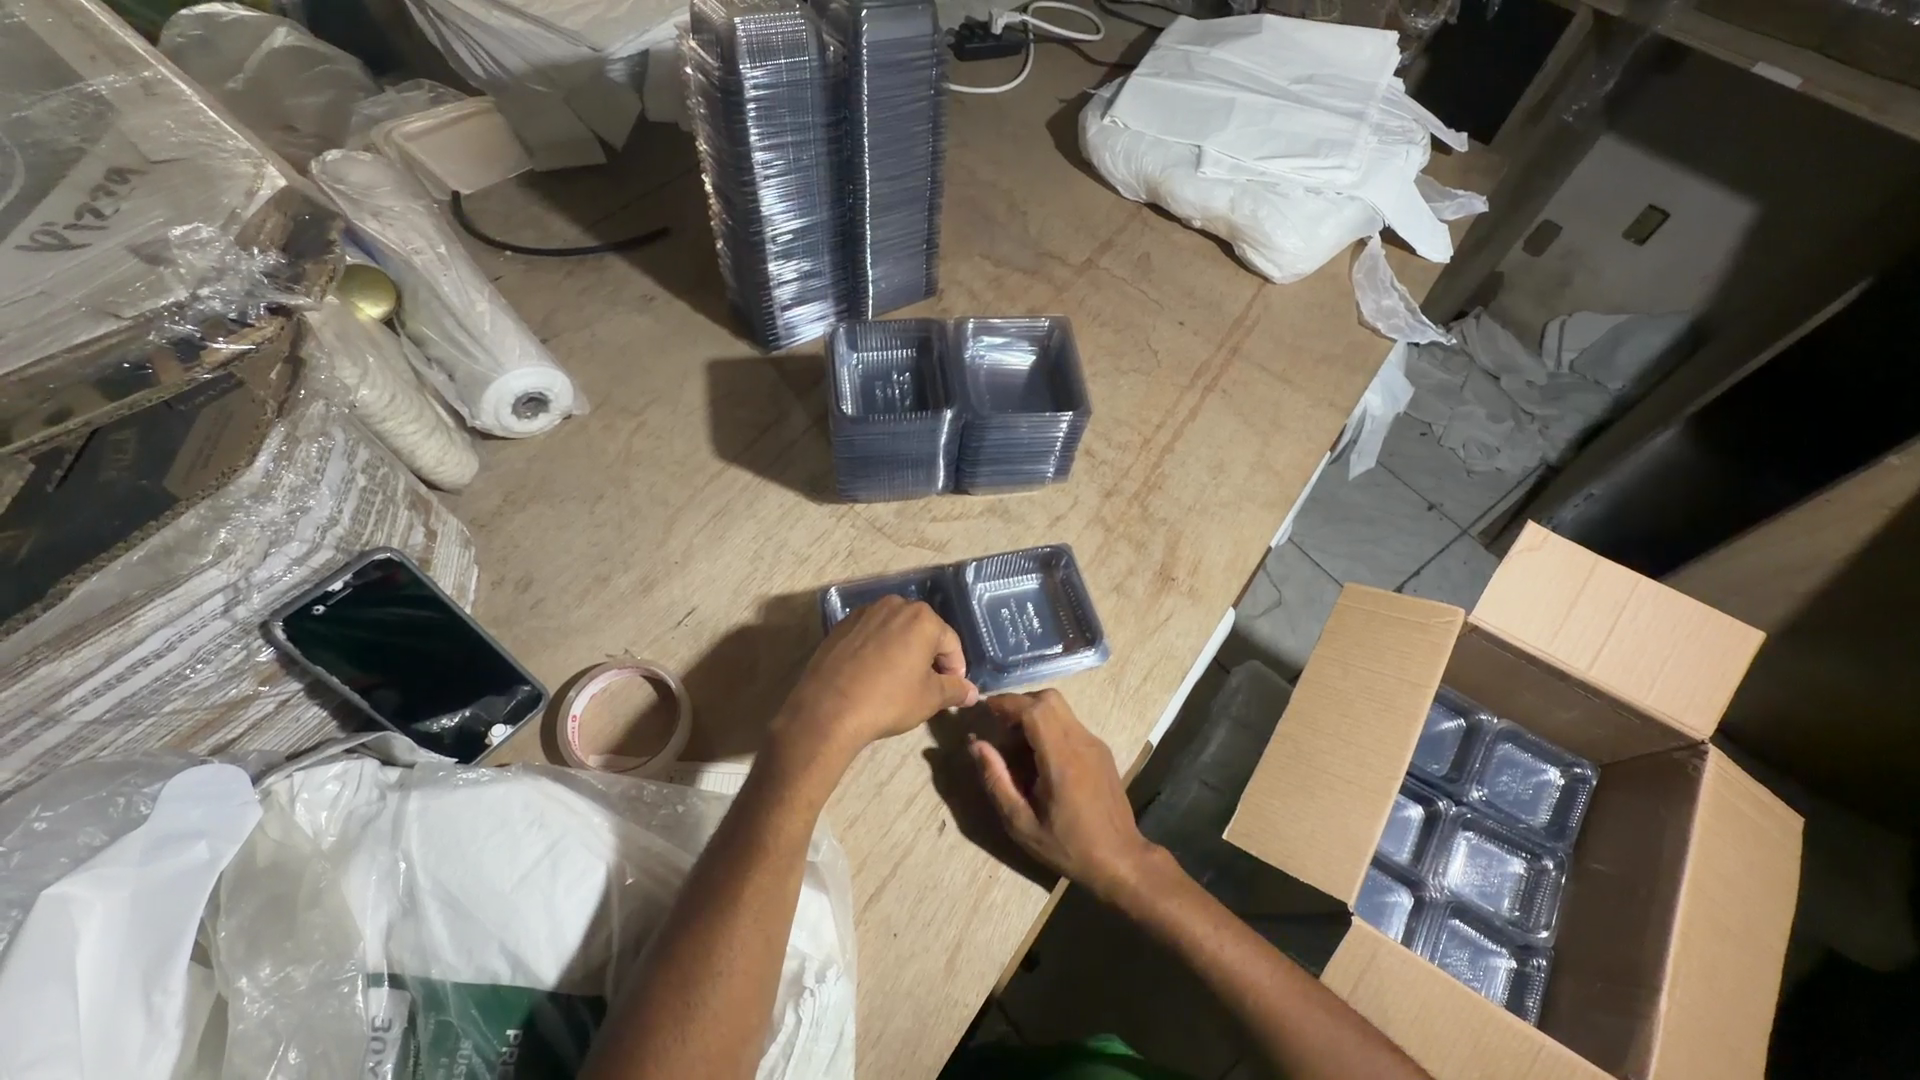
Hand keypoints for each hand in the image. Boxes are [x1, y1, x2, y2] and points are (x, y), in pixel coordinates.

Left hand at [773, 596, 977, 758]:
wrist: (828, 709)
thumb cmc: (888, 700)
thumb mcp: (929, 698)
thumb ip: (955, 690)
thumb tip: (971, 692)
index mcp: (922, 618)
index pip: (951, 643)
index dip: (956, 669)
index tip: (952, 690)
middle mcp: (894, 605)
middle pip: (923, 631)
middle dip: (929, 657)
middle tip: (928, 685)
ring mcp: (864, 613)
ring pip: (895, 631)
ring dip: (903, 651)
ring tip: (900, 681)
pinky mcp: (841, 626)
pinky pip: (871, 635)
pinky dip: (878, 651)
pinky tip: (873, 676)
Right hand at [969, 690, 1165, 901]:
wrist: (1120, 859)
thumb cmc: (1068, 847)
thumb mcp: (1022, 824)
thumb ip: (997, 781)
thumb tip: (977, 745)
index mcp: (1062, 759)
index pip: (1034, 709)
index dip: (1007, 703)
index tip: (985, 711)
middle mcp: (1082, 742)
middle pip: (1049, 699)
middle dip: (1019, 704)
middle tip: (999, 727)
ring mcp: (1095, 744)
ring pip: (1060, 708)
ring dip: (1033, 715)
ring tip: (1015, 745)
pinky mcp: (1100, 750)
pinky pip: (1070, 724)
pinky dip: (1048, 726)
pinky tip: (1038, 757)